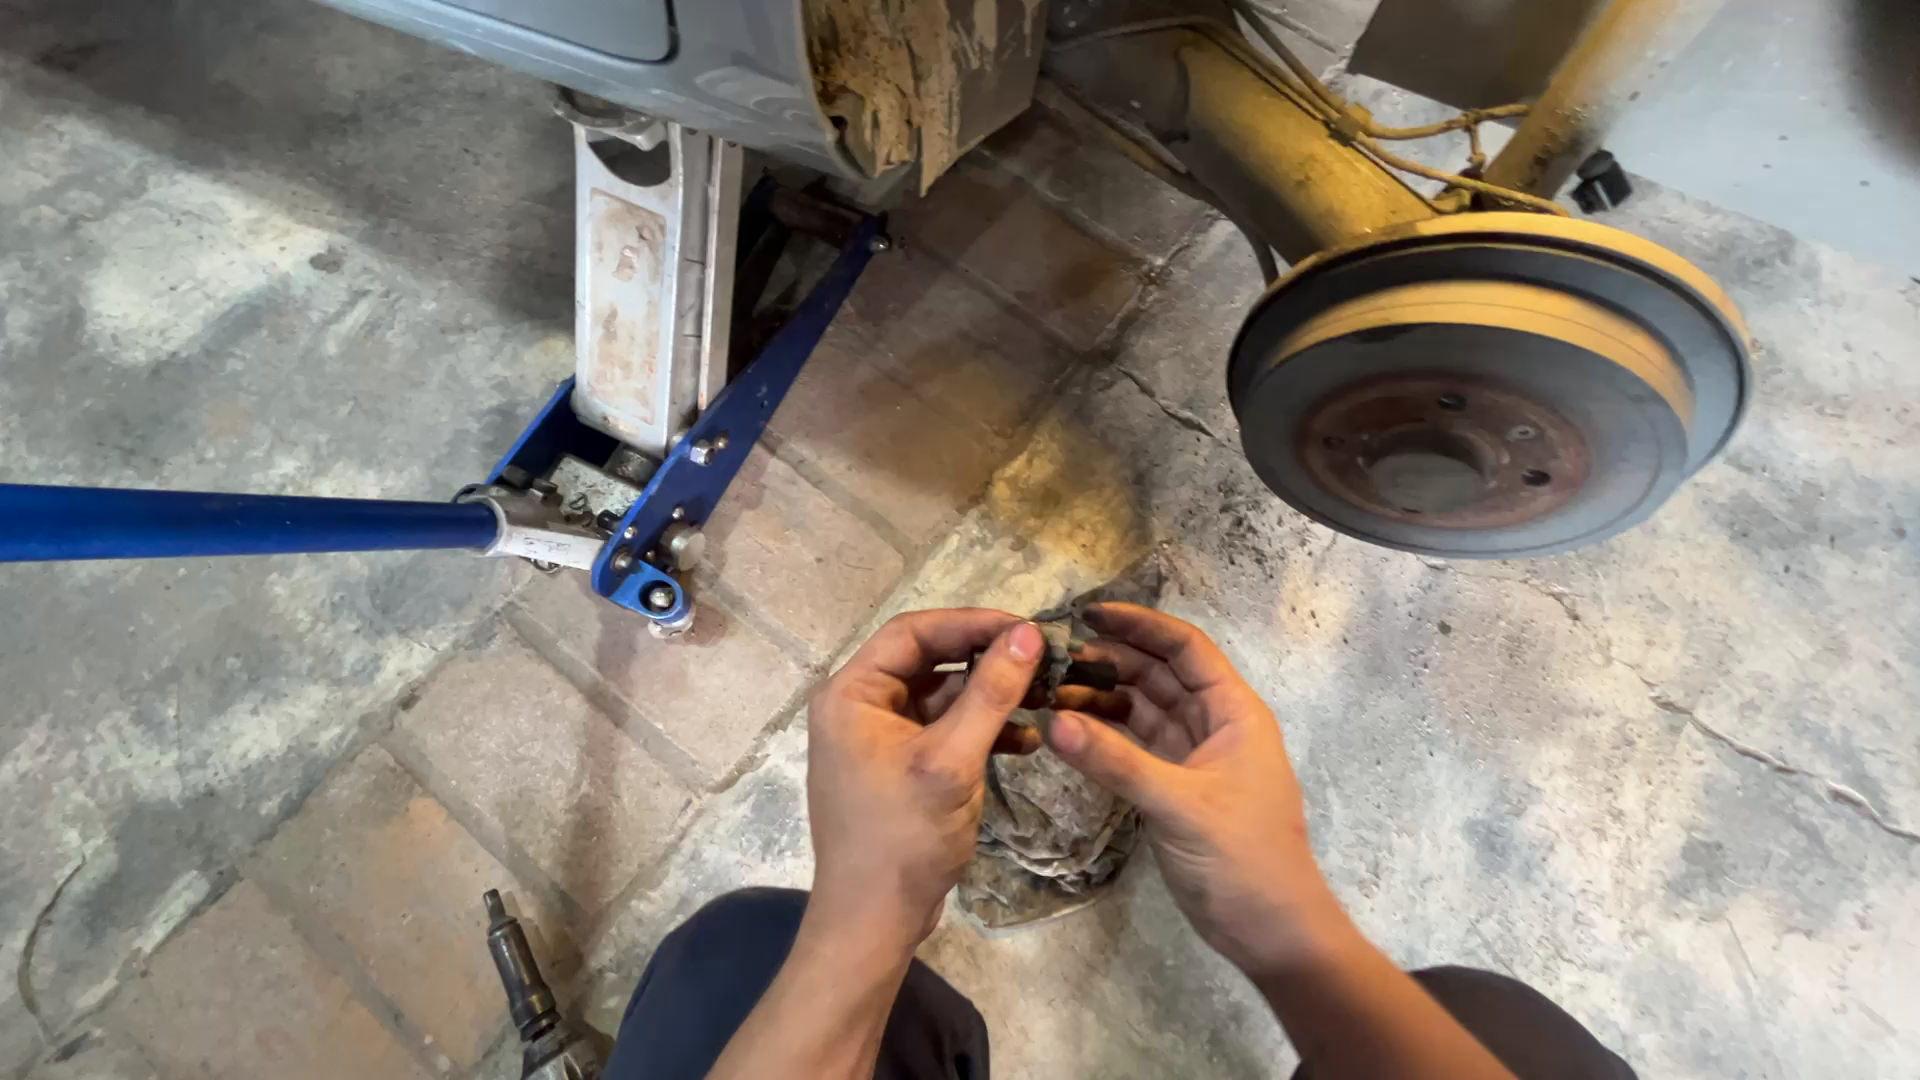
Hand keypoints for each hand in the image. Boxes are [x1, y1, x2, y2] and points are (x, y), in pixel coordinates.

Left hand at [804, 609, 1044, 951]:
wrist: (874, 922)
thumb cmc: (902, 837)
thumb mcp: (950, 760)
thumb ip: (990, 693)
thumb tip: (1029, 635)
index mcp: (852, 692)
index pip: (913, 632)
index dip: (970, 623)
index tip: (1025, 627)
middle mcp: (861, 704)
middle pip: (929, 659)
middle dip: (985, 658)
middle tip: (1040, 657)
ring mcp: (882, 735)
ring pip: (943, 694)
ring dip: (990, 695)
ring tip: (1042, 696)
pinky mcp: (903, 762)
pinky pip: (945, 728)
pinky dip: (982, 729)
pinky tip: (1026, 740)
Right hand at [1048, 603, 1348, 976]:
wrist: (1272, 934)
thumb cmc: (1243, 858)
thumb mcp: (1180, 804)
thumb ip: (1116, 762)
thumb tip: (1053, 722)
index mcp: (1232, 711)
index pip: (1184, 648)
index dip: (1140, 624)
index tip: (1089, 614)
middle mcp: (1212, 722)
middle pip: (1157, 673)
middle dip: (1110, 660)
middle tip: (1055, 659)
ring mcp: (1191, 753)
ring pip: (1141, 707)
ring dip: (1102, 697)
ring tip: (1052, 692)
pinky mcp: (1172, 783)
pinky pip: (1133, 742)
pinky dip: (1103, 733)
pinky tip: (1069, 729)